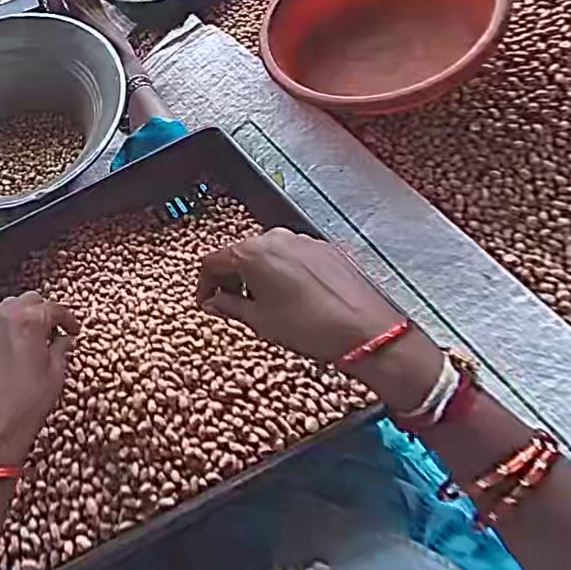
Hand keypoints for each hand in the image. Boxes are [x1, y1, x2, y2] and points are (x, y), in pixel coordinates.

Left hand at [0, 292, 80, 469]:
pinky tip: (18, 347)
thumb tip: (64, 339)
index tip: (74, 329)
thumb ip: (61, 349)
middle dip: (45, 311)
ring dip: (25, 316)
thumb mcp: (55, 375)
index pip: (54, 309)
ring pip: (10, 308)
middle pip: (30, 300)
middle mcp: (5, 318)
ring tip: (37, 337)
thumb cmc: (26, 405)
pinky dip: (9, 328)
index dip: (68, 319)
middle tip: (57, 330)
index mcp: (29, 321)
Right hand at [197, 228, 403, 363]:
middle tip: (232, 303)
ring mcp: (302, 241)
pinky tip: (292, 297)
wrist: (365, 330)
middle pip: (240, 254)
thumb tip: (215, 302)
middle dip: (233, 278)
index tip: (207, 300)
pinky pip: (293, 256)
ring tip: (265, 303)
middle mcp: (275, 239)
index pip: (213, 261)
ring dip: (259, 274)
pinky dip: (285, 272)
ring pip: (268, 253)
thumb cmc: (310, 326)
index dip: (205, 284)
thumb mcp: (259, 321)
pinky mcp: (324, 248)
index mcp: (252, 253)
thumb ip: (229, 306)